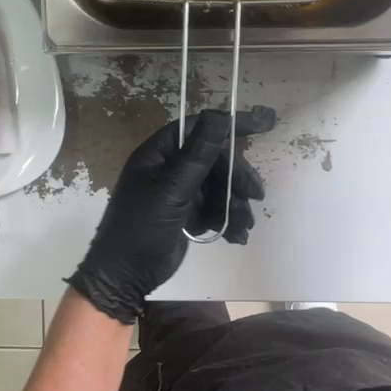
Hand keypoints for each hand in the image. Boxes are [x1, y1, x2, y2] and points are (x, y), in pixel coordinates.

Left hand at [66, 107, 275, 323]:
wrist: (126, 275)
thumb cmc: (142, 228)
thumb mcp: (172, 189)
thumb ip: (197, 154)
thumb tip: (218, 115)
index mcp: (158, 155)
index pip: (198, 129)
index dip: (230, 126)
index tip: (263, 125)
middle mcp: (168, 169)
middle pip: (213, 161)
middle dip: (236, 179)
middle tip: (256, 196)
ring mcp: (177, 192)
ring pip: (216, 187)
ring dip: (234, 204)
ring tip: (244, 225)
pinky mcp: (185, 214)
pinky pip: (212, 209)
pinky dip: (226, 220)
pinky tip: (236, 236)